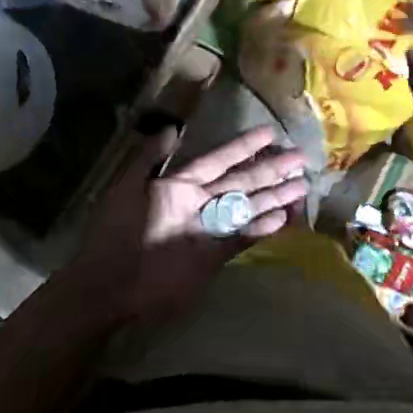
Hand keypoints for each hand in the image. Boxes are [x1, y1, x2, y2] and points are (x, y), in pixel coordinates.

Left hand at [72, 125, 307, 319]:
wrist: (110, 283)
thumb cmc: (116, 232)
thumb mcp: (125, 188)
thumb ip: (147, 159)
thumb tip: (170, 128)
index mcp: (177, 186)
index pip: (217, 160)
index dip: (242, 147)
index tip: (270, 133)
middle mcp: (197, 204)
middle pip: (239, 182)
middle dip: (269, 170)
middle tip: (301, 158)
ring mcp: (206, 230)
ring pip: (246, 209)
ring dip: (273, 197)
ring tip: (302, 186)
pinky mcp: (212, 257)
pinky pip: (241, 239)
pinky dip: (261, 229)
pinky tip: (285, 219)